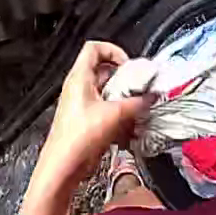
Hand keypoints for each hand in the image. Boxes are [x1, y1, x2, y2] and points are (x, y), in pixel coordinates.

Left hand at [30, 41, 150, 200]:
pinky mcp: (86, 120)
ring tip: (136, 111)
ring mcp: (82, 104)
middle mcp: (79, 87)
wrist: (63, 166)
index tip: (129, 66)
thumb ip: (136, 103)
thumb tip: (152, 95)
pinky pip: (106, 110)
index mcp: (80, 77)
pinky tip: (128, 130)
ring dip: (123, 100)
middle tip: (139, 90)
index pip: (94, 48)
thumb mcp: (114, 115)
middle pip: (104, 71)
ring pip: (107, 92)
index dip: (113, 51)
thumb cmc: (79, 137)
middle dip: (124, 80)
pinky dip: (118, 116)